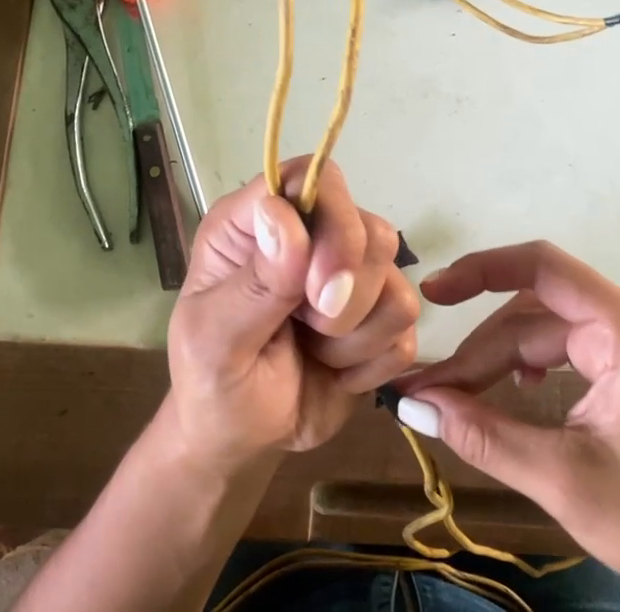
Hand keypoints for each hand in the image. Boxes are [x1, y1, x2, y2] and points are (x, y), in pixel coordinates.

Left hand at [163, 158, 418, 473]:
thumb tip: (285, 216)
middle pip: (369, 228)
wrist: (242, 442)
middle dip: (346, 293)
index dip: (331, 220)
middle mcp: (307, 237)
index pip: (310, 177)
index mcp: (252, 224)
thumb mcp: (213, 340)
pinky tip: (336, 371)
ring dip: (354, 334)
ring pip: (396, 278)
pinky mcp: (378, 319)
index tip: (318, 286)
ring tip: (313, 351)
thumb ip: (255, 283)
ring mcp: (348, 277)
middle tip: (309, 328)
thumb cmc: (212, 384)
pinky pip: (407, 327)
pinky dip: (371, 361)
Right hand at [394, 242, 619, 608]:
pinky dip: (526, 367)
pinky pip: (564, 350)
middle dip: (480, 350)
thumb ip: (483, 434)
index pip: (544, 268)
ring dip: (497, 362)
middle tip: (428, 392)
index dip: (481, 270)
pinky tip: (510, 391)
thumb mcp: (561, 478)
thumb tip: (412, 405)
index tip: (433, 295)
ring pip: (543, 332)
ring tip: (455, 399)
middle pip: (534, 312)